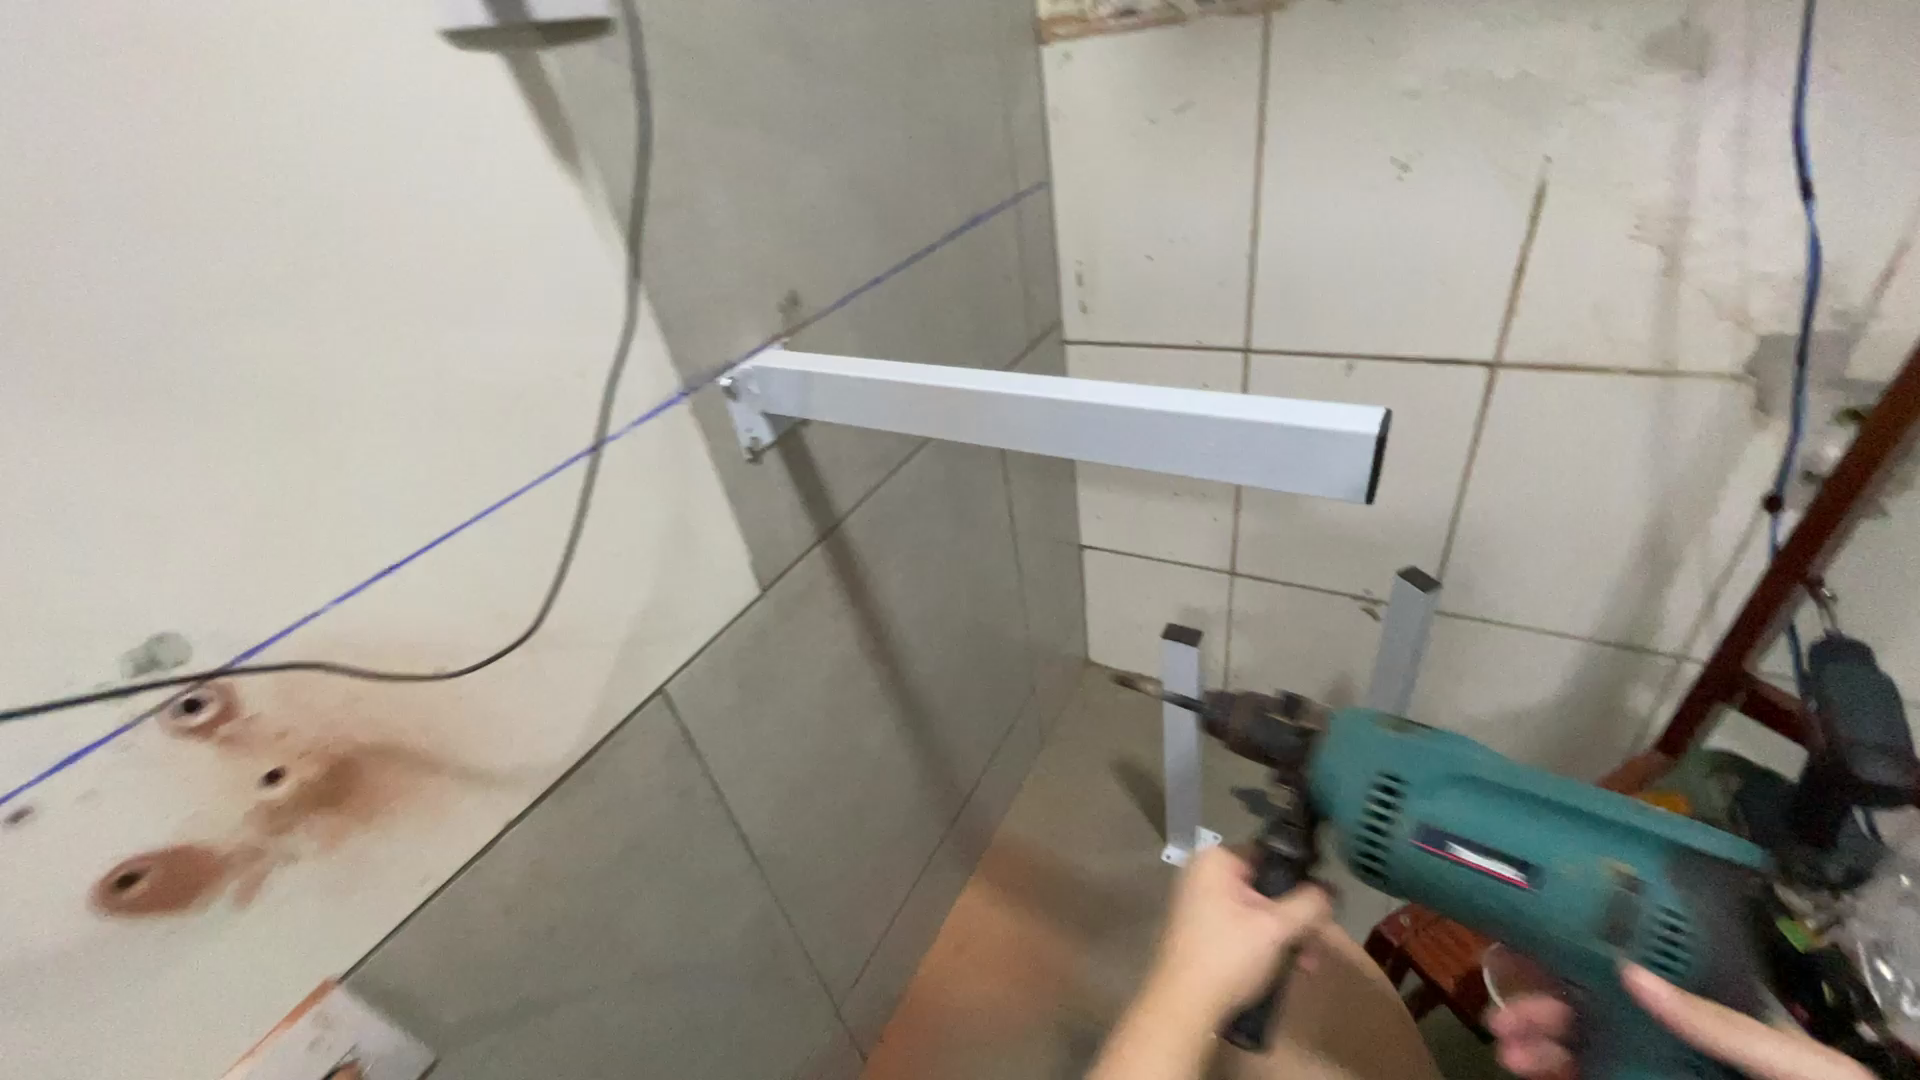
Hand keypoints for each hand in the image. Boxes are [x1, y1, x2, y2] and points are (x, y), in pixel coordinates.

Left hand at [1142, 846, 1331, 1025]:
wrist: (1184, 1003)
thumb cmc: (1228, 956)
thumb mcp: (1275, 928)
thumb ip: (1308, 905)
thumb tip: (1330, 890)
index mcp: (1215, 860)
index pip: (1270, 856)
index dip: (1301, 878)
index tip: (1326, 904)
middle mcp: (1203, 873)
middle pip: (1265, 888)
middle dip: (1296, 919)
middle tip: (1319, 945)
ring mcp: (1199, 900)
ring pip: (1256, 910)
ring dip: (1285, 935)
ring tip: (1308, 965)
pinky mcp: (1200, 927)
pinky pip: (1241, 925)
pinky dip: (1264, 942)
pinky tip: (1287, 968)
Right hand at [1488, 962, 1875, 1079]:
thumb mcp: (1798, 1067)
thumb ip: (1721, 1024)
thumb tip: (1630, 972)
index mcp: (1705, 1020)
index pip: (1630, 978)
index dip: (1575, 961)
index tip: (1528, 952)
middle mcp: (1671, 1042)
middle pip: (1590, 1015)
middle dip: (1539, 1011)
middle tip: (1501, 1018)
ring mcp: (1654, 1075)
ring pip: (1580, 1050)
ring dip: (1534, 1045)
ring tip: (1506, 1050)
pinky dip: (1550, 1073)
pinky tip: (1526, 1069)